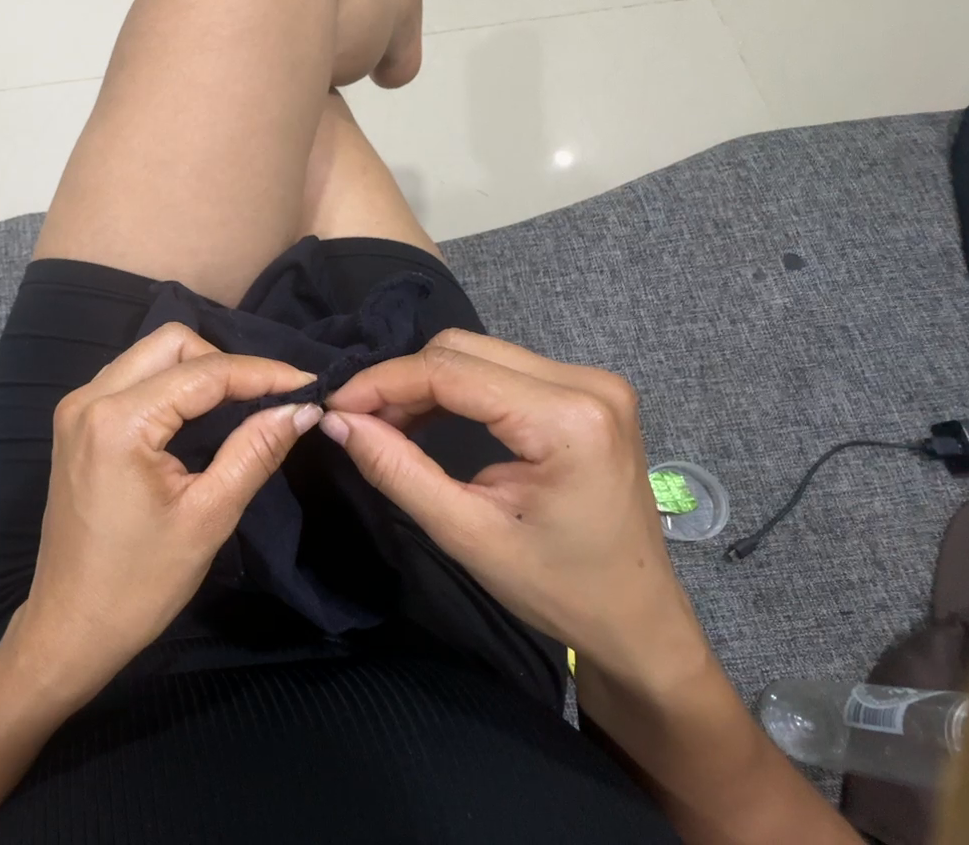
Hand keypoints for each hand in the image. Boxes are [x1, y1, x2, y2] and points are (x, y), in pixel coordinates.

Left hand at [4, 322, 320, 703]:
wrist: (71, 625)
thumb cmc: (140, 583)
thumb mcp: (209, 516)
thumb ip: (254, 451)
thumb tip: (301, 409)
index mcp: (118, 420)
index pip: (203, 372)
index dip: (262, 373)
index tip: (308, 383)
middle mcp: (88, 398)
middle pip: (171, 343)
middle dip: (226, 363)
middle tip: (270, 398)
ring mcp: (76, 409)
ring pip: (149, 356)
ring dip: (197, 371)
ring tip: (245, 403)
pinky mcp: (75, 424)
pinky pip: (130, 380)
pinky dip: (170, 386)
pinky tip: (200, 415)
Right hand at [321, 328, 703, 682]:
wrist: (635, 618)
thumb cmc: (556, 587)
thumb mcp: (464, 532)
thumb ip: (396, 469)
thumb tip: (336, 420)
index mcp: (567, 418)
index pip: (449, 369)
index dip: (381, 382)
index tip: (333, 407)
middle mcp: (586, 382)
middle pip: (461, 349)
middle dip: (399, 380)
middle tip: (358, 422)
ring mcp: (590, 382)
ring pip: (476, 353)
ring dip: (422, 383)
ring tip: (386, 425)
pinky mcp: (584, 392)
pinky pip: (498, 369)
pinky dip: (452, 390)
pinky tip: (425, 419)